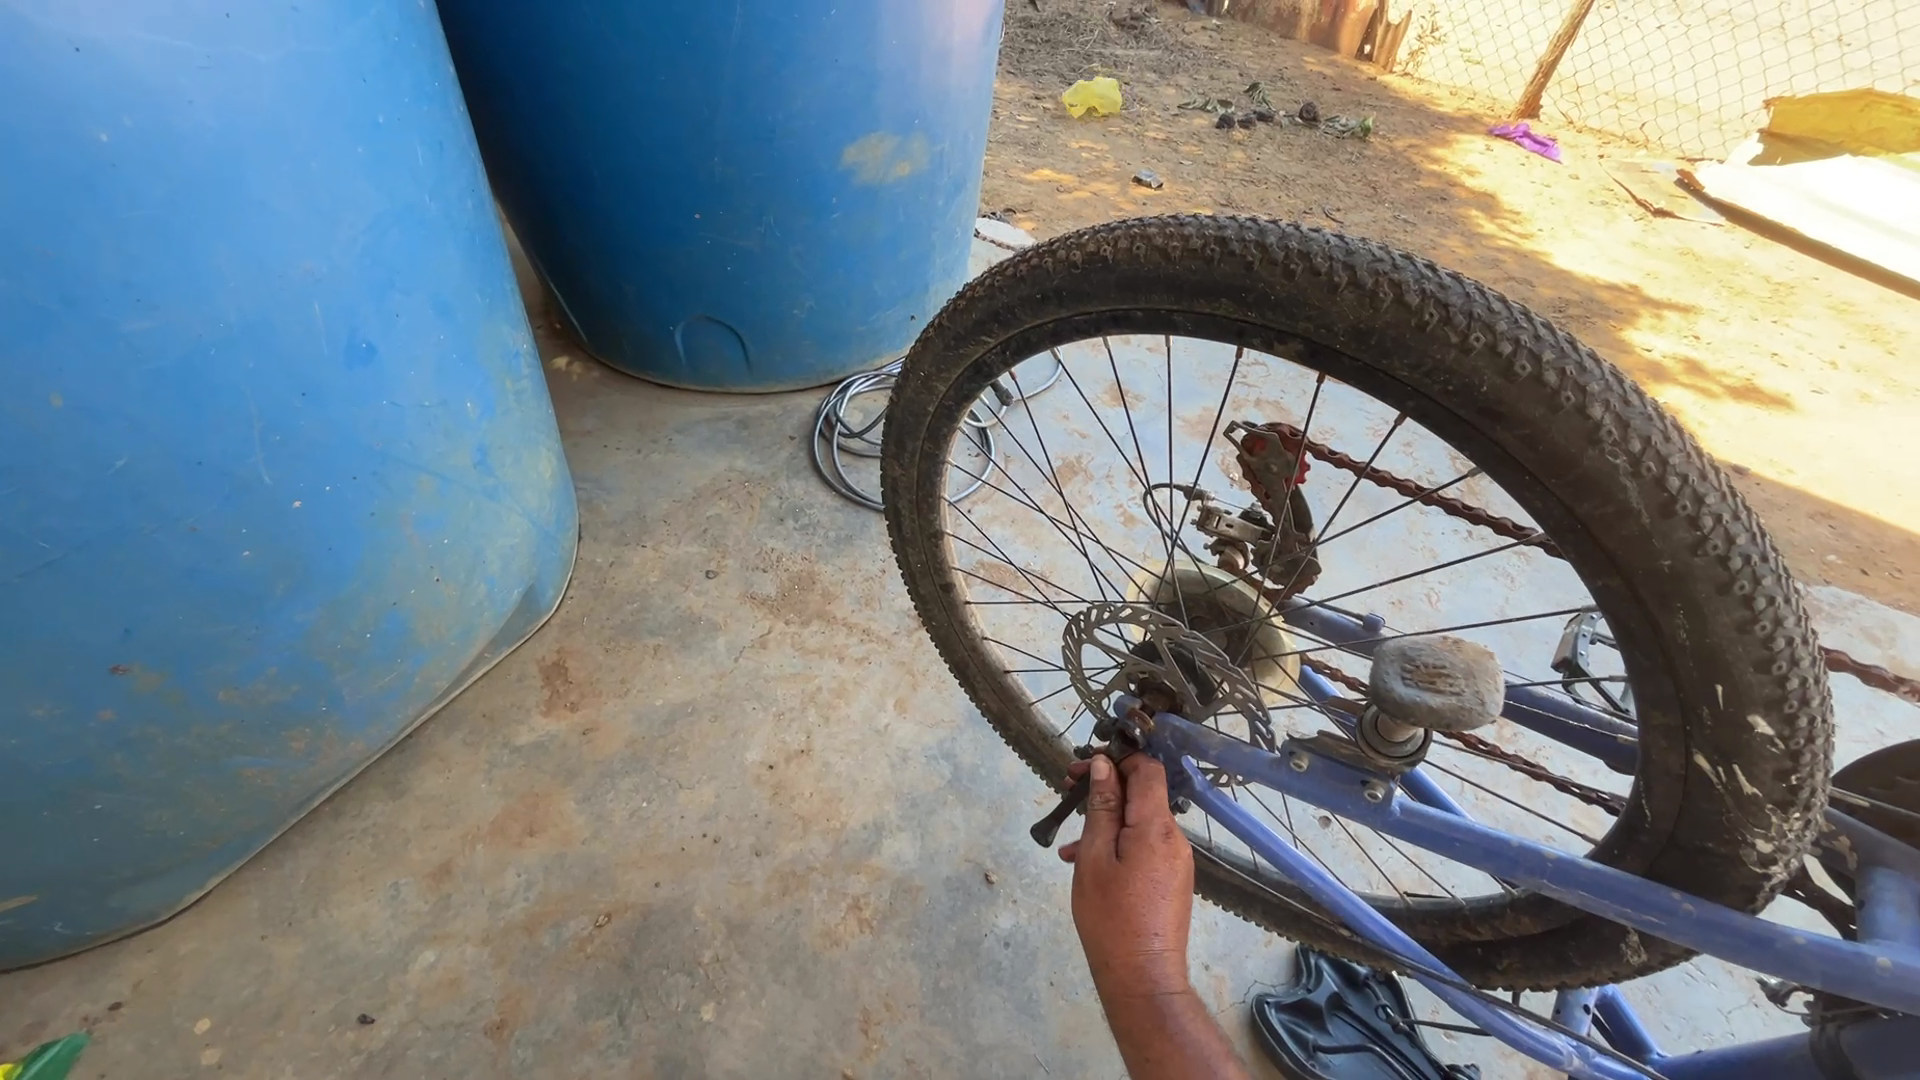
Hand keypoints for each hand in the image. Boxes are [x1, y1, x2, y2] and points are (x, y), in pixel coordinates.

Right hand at [1060, 754, 1193, 999]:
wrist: (1142, 979)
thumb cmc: (1111, 916)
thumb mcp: (1095, 856)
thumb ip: (1102, 806)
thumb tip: (1104, 765)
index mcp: (1157, 827)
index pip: (1147, 769)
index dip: (1118, 758)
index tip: (1084, 765)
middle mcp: (1174, 838)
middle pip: (1143, 793)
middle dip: (1106, 787)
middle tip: (1068, 790)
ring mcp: (1176, 860)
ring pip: (1139, 821)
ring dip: (1106, 818)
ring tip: (1070, 837)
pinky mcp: (1171, 878)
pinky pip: (1143, 845)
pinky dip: (1117, 842)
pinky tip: (1084, 861)